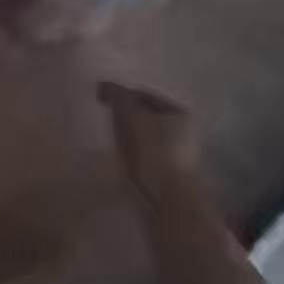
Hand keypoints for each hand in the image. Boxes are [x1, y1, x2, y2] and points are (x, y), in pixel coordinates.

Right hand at [98, 82, 200, 205]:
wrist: (172, 200)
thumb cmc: (153, 154)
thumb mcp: (132, 117)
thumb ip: (119, 97)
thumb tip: (106, 84)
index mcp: (179, 112)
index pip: (141, 93)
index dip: (119, 93)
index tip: (99, 100)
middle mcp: (183, 127)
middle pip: (143, 111)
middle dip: (122, 111)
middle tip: (102, 116)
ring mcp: (178, 148)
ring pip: (143, 130)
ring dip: (125, 129)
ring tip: (109, 134)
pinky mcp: (169, 167)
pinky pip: (144, 147)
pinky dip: (130, 146)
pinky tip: (120, 153)